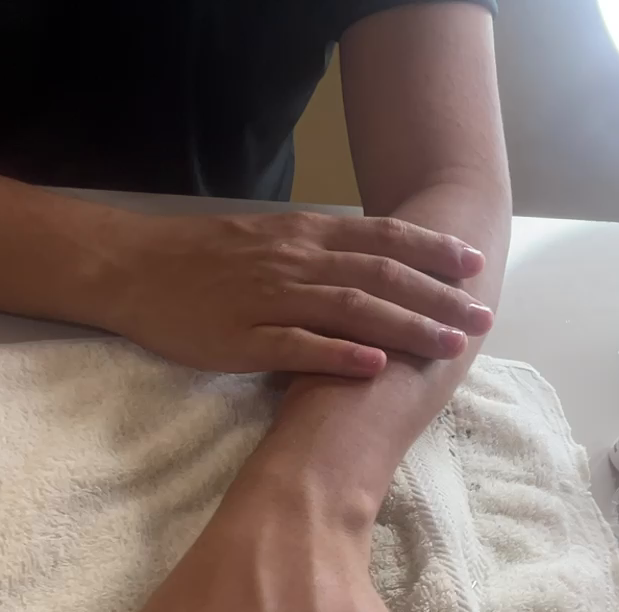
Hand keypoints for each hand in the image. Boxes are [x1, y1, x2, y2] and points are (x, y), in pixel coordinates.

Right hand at [99, 211, 491, 376]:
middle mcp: (297, 263)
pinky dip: (339, 355)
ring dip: (405, 327)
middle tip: (481, 317)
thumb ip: (317, 253)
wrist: (137, 269)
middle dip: (437, 298)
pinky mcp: (244, 338)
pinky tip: (375, 366)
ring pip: (351, 310)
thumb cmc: (205, 260)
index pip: (381, 240)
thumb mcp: (268, 242)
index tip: (474, 265)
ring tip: (449, 345)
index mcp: (304, 237)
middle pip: (380, 277)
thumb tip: (367, 266)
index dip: (431, 252)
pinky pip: (298, 346)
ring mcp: (271, 300)